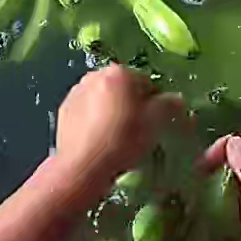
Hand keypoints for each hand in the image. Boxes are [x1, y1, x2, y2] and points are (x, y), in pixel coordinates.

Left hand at [51, 65, 183, 194]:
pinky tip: (100, 140)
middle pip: (124, 88)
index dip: (155, 103)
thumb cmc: (123, 140)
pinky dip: (95, 119)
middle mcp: (95, 75)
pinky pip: (87, 110)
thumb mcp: (155, 123)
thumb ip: (169, 105)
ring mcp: (76, 91)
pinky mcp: (64, 110)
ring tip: (117, 137)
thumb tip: (177, 99)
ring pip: (104, 99)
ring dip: (113, 111)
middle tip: (138, 130)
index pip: (147, 83)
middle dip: (132, 104)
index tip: (155, 123)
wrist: (83, 166)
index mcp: (119, 73)